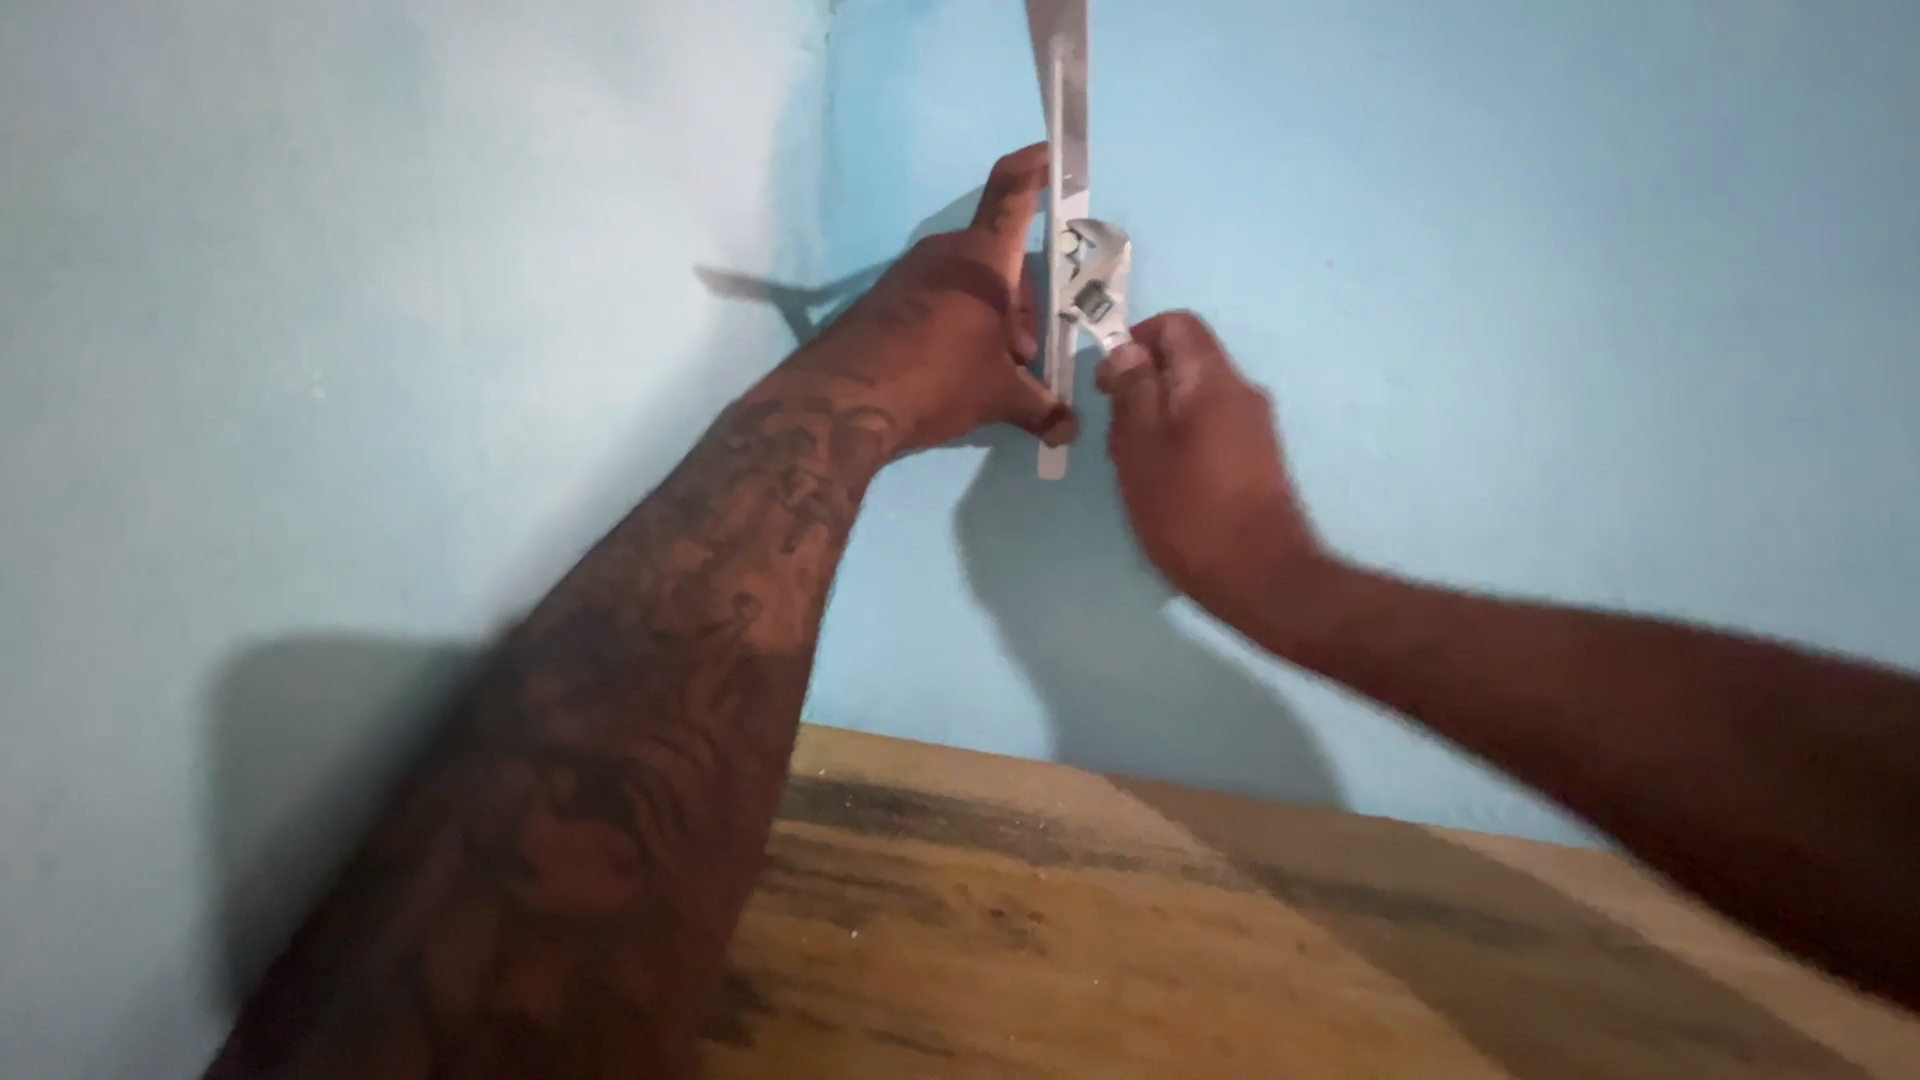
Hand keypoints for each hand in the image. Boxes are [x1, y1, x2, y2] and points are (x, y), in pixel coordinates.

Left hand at [784, 143, 1077, 454]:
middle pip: (1000, 260)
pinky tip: (956, 372)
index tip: (1050, 153)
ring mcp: (909, 275)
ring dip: (991, 321)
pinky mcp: (884, 300)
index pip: (1013, 191)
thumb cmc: (937, 379)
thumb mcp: (997, 396)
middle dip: (1022, 305)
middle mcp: (946, 254)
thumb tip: (1070, 429)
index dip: (1035, 167)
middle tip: (1024, 356)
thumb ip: (1040, 407)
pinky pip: (938, 301)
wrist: (845, 401)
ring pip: (969, 285)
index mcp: (984, 259)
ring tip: (993, 373)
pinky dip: (957, 327)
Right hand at [1098, 312, 1325, 618]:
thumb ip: (1132, 392)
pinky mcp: (1257, 458)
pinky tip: (1165, 483)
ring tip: (1136, 466)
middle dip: (1141, 386)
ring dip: (1157, 418)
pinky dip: (1180, 440)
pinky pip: (1210, 427)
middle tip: (1116, 436)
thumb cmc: (1188, 512)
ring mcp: (1254, 426)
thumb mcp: (1141, 449)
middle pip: (1184, 361)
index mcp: (1212, 380)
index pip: (1176, 324)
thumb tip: (1126, 350)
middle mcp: (1241, 391)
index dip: (1134, 341)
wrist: (1260, 578)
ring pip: (1193, 398)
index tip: (1106, 384)